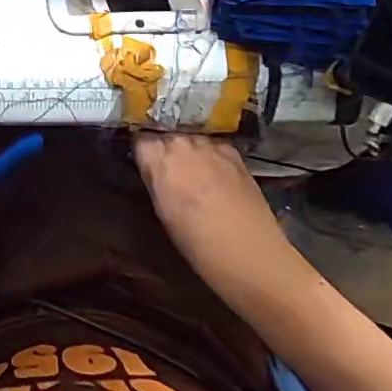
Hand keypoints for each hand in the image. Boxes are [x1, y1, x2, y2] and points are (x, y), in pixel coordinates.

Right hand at [133, 133, 312, 301]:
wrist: (250, 252)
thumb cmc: (198, 244)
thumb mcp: (163, 213)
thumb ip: (156, 182)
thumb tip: (154, 170)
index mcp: (161, 163)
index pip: (141, 141)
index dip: (144, 153)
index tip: (146, 166)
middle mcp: (183, 146)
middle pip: (167, 137)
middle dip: (166, 151)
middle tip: (171, 173)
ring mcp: (211, 147)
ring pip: (191, 139)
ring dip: (189, 151)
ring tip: (195, 173)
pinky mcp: (234, 153)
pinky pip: (214, 146)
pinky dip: (211, 155)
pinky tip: (217, 173)